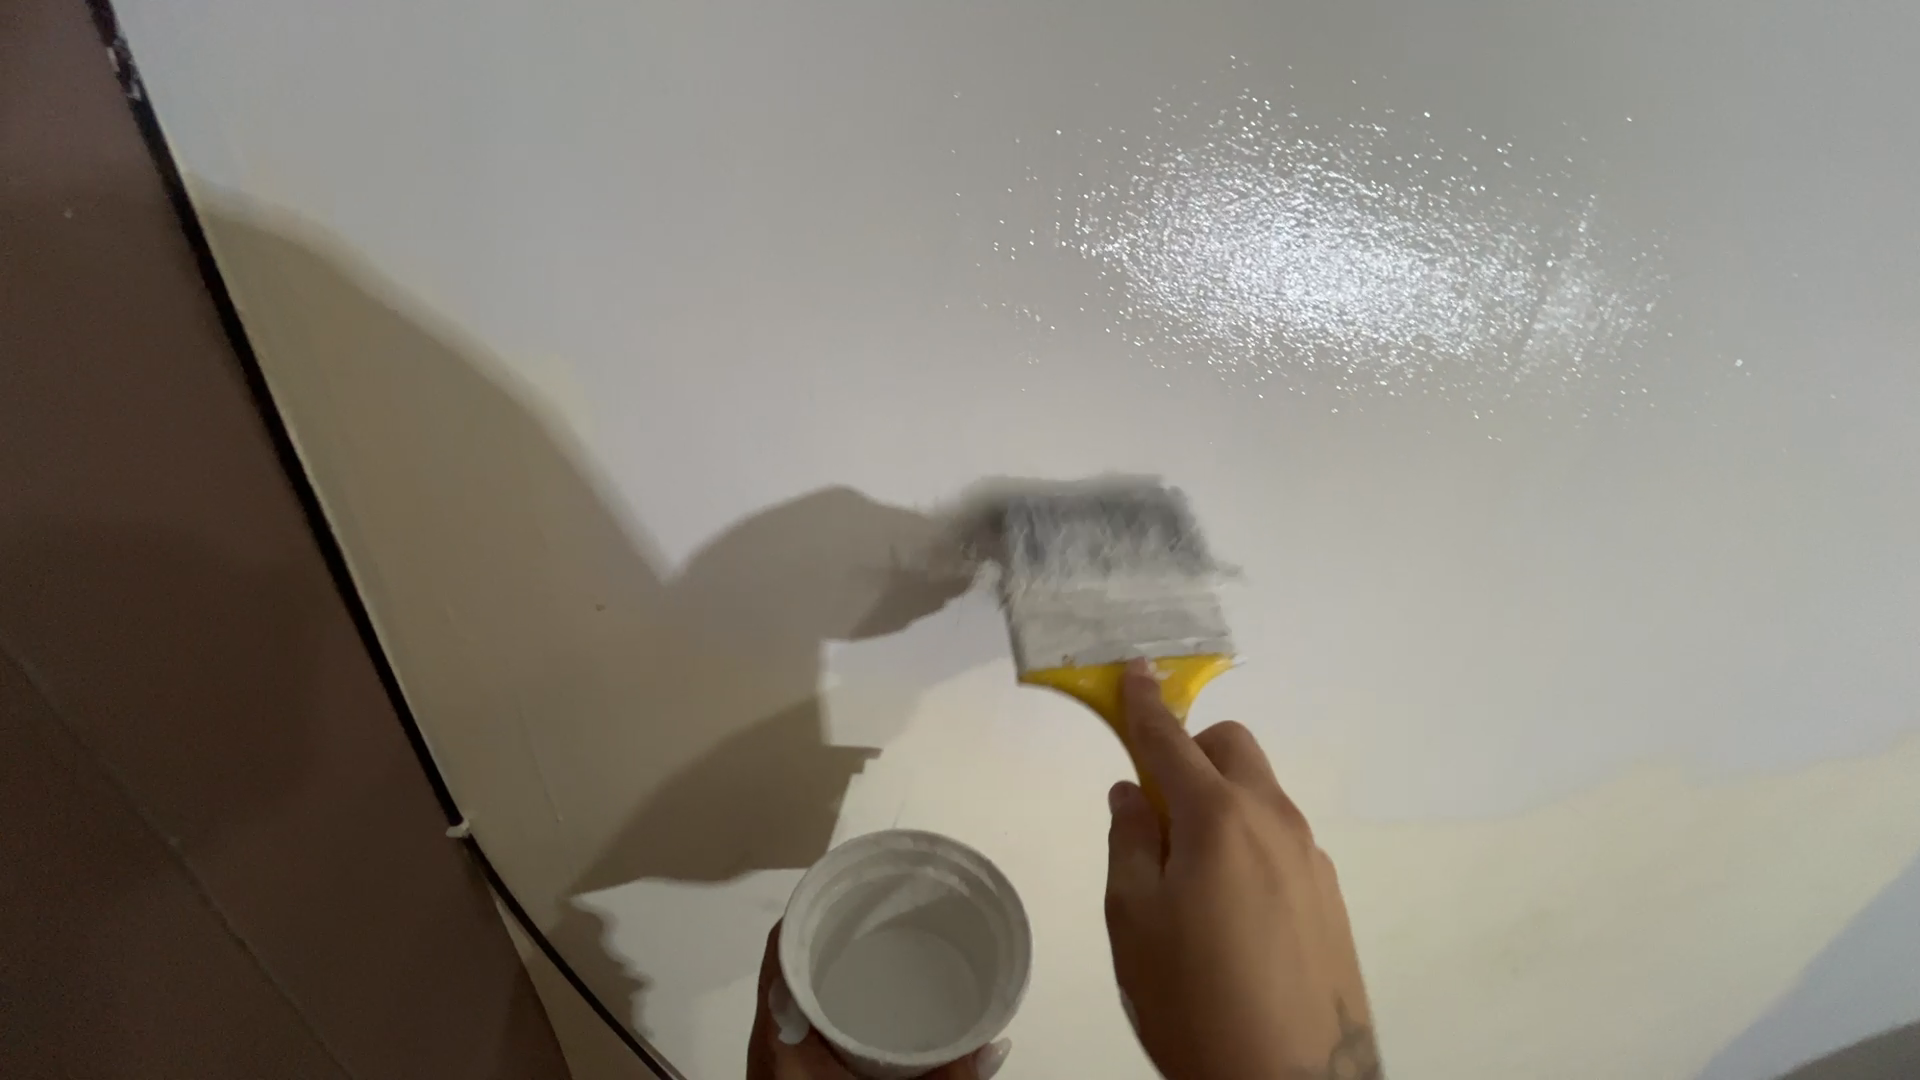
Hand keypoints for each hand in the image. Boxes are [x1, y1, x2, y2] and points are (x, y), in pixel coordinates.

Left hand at [746, 923, 1008, 1079]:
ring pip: (794, 986)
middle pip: (788, 958)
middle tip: (877, 906)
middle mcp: (769, 1037)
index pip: (781, 945)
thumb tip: (996, 1043)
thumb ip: (946, 1077)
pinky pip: (801, 1013)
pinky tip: (862, 990)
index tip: (846, 882)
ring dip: (828, 958)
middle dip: (830, 927)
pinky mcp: (788, 1070)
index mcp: (778, 1033)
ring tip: (874, 935)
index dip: (809, 905)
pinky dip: (828, 990)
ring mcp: (775, 1054)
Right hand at [1104, 659, 1379, 1079]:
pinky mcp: (1330, 895)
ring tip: (1194, 874)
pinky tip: (1234, 908)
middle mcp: (1273, 821)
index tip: (1135, 670)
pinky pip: (1280, 836)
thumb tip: (1132, 793)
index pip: (1169, 739)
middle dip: (1191, 750)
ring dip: (1220, 798)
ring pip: (1259, 791)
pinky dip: (1248, 838)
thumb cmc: (1192, 997)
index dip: (1145, 702)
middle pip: (1232, 746)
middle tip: (1160, 805)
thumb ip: (1129, 840)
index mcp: (1217, 818)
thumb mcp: (1133, 918)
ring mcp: (1310, 857)